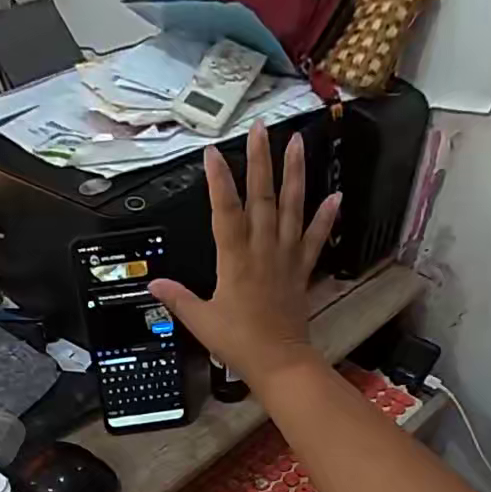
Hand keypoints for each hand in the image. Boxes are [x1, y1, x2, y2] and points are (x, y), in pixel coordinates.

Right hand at [149, 122, 340, 385]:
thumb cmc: (239, 343)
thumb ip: (178, 299)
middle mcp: (263, 252)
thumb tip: (155, 285)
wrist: (278, 362)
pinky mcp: (301, 271)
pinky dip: (325, 218)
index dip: (218, 181)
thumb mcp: (201, 321)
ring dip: (295, 175)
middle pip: (261, 199)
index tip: (213, 153)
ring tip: (298, 143)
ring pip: (292, 209)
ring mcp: (285, 259)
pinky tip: (335, 195)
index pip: (225, 212)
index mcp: (235, 261)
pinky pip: (315, 240)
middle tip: (259, 130)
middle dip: (259, 162)